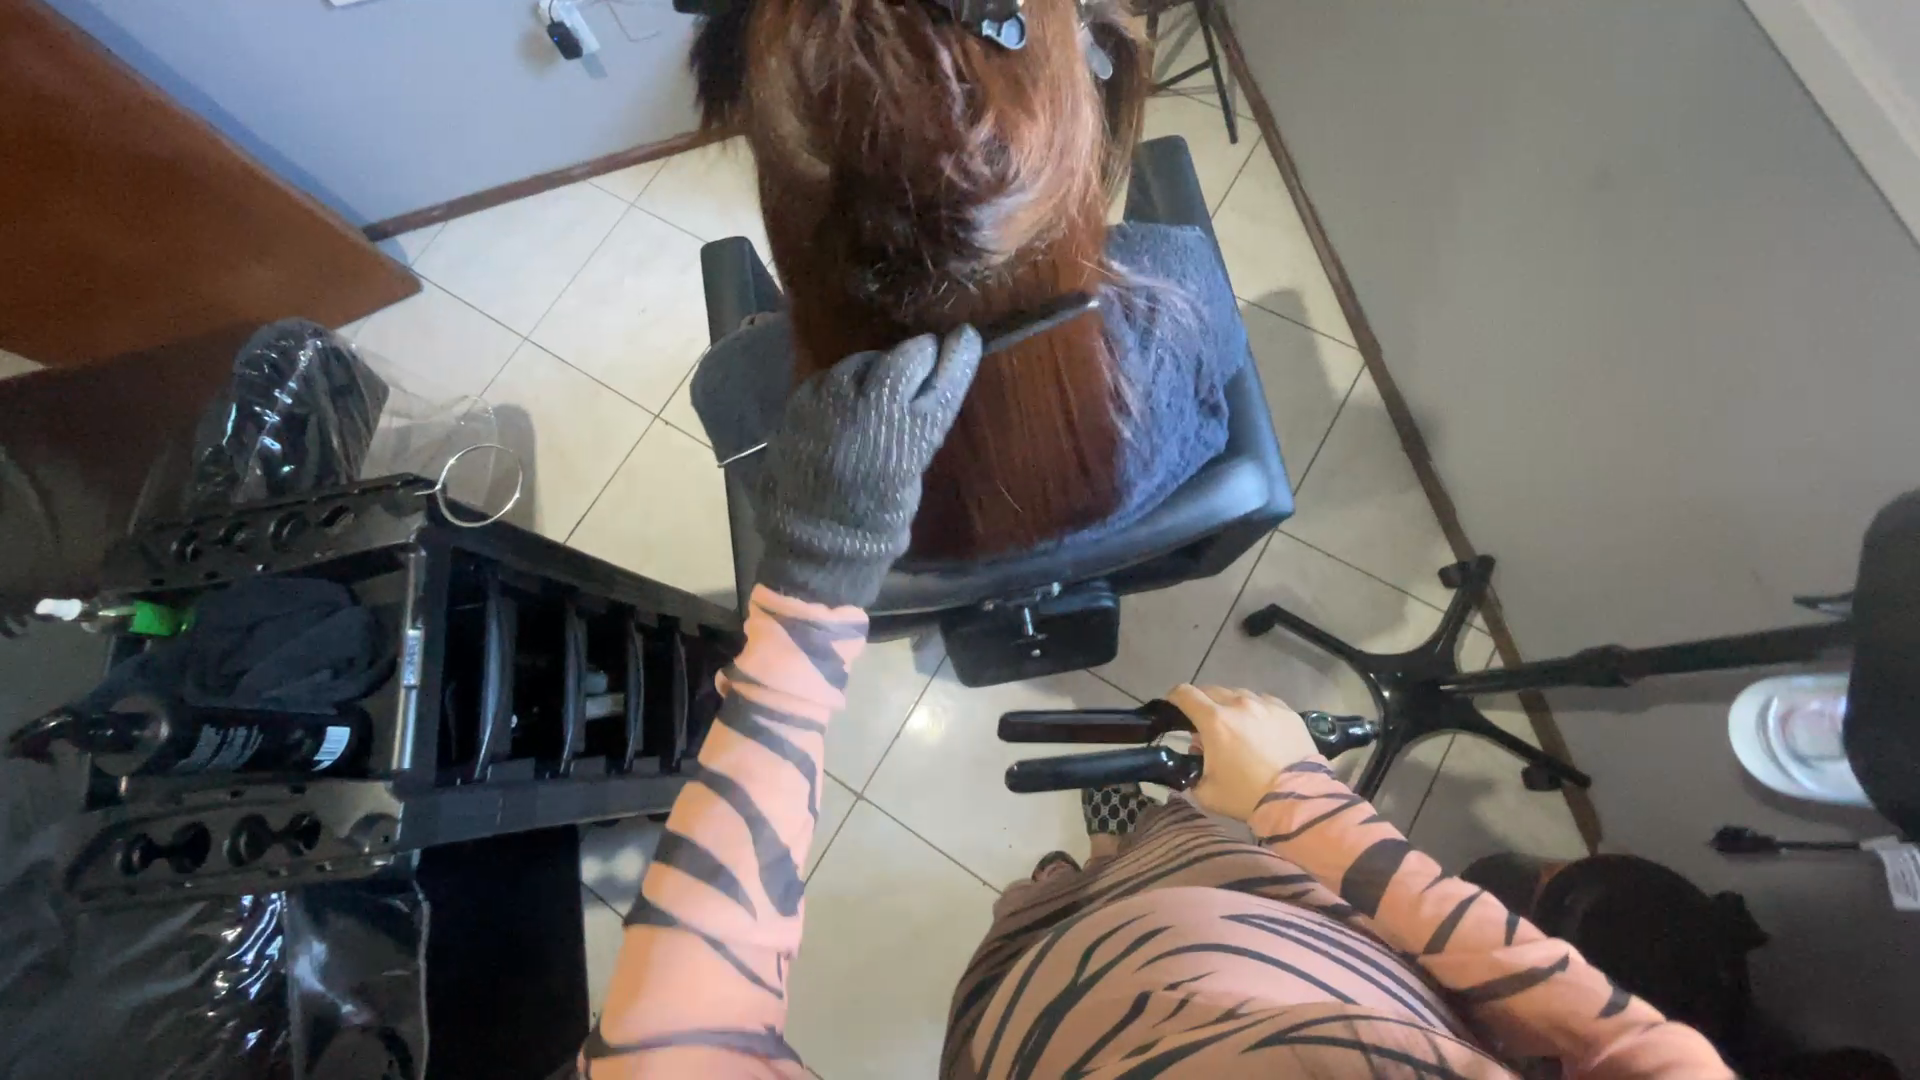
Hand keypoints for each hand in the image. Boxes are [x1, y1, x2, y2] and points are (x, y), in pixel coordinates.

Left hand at [755, 326, 982, 607]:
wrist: (815, 542)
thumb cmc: (874, 522)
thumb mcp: (911, 475)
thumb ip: (918, 429)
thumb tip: (923, 391)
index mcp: (912, 437)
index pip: (946, 379)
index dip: (960, 354)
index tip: (966, 337)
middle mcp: (875, 410)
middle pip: (908, 357)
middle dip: (920, 352)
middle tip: (924, 354)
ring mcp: (835, 401)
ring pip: (865, 361)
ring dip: (878, 366)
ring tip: (878, 381)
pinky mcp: (802, 401)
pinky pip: (830, 376)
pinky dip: (843, 382)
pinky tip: (845, 398)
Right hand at [1169, 684, 1322, 820]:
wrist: (1298, 801)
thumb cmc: (1247, 796)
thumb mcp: (1205, 791)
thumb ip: (1190, 770)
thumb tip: (1196, 754)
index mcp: (1214, 721)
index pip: (1184, 693)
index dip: (1173, 697)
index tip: (1172, 707)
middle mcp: (1238, 705)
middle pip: (1210, 690)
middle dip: (1201, 703)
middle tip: (1203, 723)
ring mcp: (1266, 706)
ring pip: (1238, 694)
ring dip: (1229, 705)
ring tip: (1234, 725)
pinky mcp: (1287, 712)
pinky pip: (1263, 702)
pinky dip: (1254, 710)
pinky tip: (1258, 728)